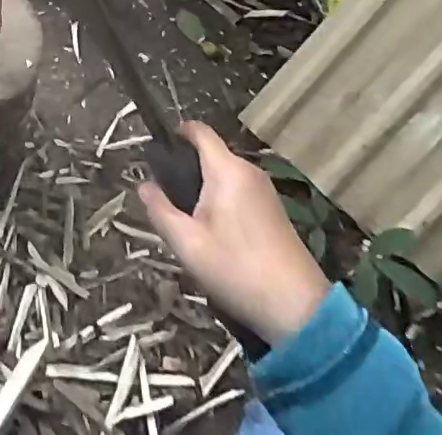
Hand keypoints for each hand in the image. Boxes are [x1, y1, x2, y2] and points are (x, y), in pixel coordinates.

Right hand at [139, 122, 330, 346]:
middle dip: (187, 169)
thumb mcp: (187, 243)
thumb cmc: (236, 269)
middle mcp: (249, 171)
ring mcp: (266, 191)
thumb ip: (160, 210)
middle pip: (211, 155)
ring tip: (189, 223)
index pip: (200, 131)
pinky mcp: (274, 210)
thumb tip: (144, 185)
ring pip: (225, 176)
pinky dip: (222, 201)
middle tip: (168, 201)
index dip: (178, 132)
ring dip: (204, 189)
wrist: (298, 309)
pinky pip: (240, 191)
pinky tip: (216, 235)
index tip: (159, 150)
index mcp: (227, 170)